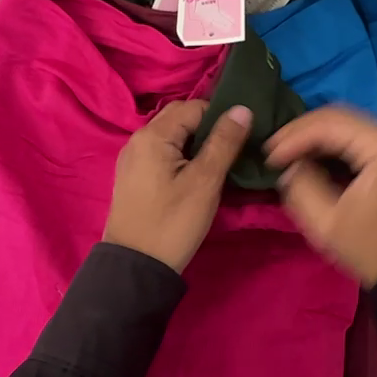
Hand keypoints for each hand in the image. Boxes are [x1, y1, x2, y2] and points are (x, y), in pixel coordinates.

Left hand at [104, 101, 249, 273]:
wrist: (135, 269)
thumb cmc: (172, 222)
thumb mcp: (205, 182)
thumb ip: (224, 141)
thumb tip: (242, 108)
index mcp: (153, 135)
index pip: (195, 107)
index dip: (221, 118)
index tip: (240, 140)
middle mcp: (138, 139)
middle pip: (181, 117)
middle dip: (208, 127)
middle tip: (231, 151)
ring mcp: (133, 158)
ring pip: (173, 135)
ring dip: (196, 142)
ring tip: (218, 163)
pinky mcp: (135, 175)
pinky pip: (163, 151)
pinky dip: (182, 155)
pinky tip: (196, 174)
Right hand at [264, 106, 376, 285]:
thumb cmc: (372, 248)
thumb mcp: (327, 224)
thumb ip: (301, 188)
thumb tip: (287, 167)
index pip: (328, 124)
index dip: (293, 137)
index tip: (268, 157)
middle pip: (336, 115)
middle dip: (301, 130)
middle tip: (273, 149)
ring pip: (343, 121)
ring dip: (313, 134)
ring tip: (285, 152)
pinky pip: (352, 134)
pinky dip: (328, 141)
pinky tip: (308, 155)